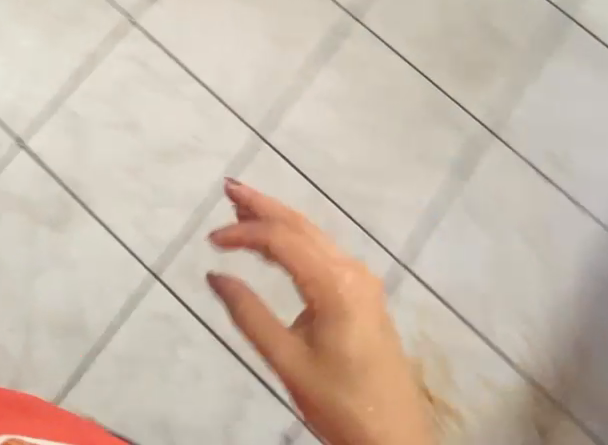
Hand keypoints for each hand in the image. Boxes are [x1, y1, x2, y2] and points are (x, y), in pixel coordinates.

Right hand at [208, 180, 434, 444]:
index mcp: (335, 284)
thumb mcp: (287, 362)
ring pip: (313, 235)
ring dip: (277, 218)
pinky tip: (275, 238)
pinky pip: (322, 251)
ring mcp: (362, 281)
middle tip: (227, 187)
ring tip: (242, 206)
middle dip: (262, 205)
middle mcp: (352, 271)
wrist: (396, 443)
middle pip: (300, 225)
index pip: (281, 240)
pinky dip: (294, 237)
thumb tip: (214, 275)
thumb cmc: (340, 403)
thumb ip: (249, 314)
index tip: (210, 241)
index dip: (243, 233)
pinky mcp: (363, 294)